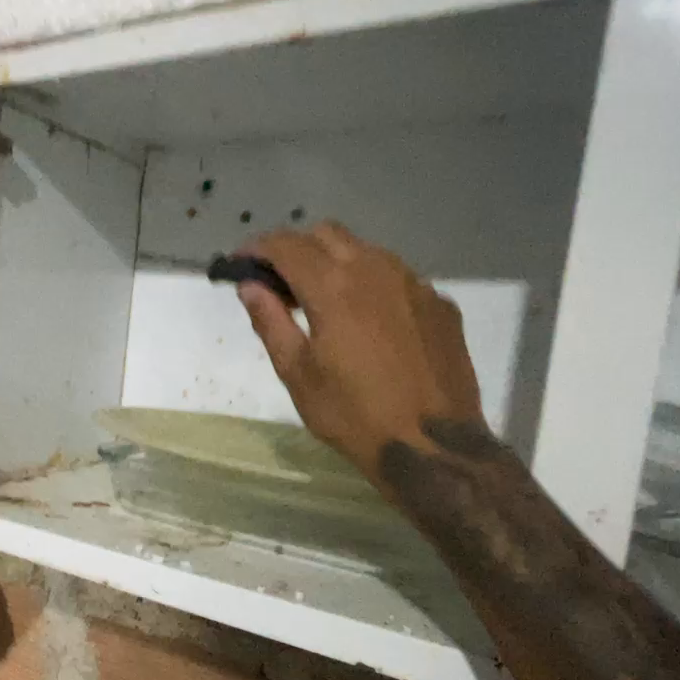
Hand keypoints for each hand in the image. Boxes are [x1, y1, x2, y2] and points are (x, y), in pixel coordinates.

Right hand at [234, 222, 484, 485]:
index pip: (287, 245)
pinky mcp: (439, 303)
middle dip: (295, 248)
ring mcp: (414, 284)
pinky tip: (364, 322)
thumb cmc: (352, 413)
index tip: (239, 263)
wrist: (432, 445)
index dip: (257, 248)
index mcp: (334, 287)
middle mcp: (377, 270)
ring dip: (334, 262)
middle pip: (327, 234)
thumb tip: (250, 287)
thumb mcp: (297, 373)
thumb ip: (270, 321)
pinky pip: (396, 277)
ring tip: (318, 301)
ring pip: (365, 250)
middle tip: (276, 283)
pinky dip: (368, 285)